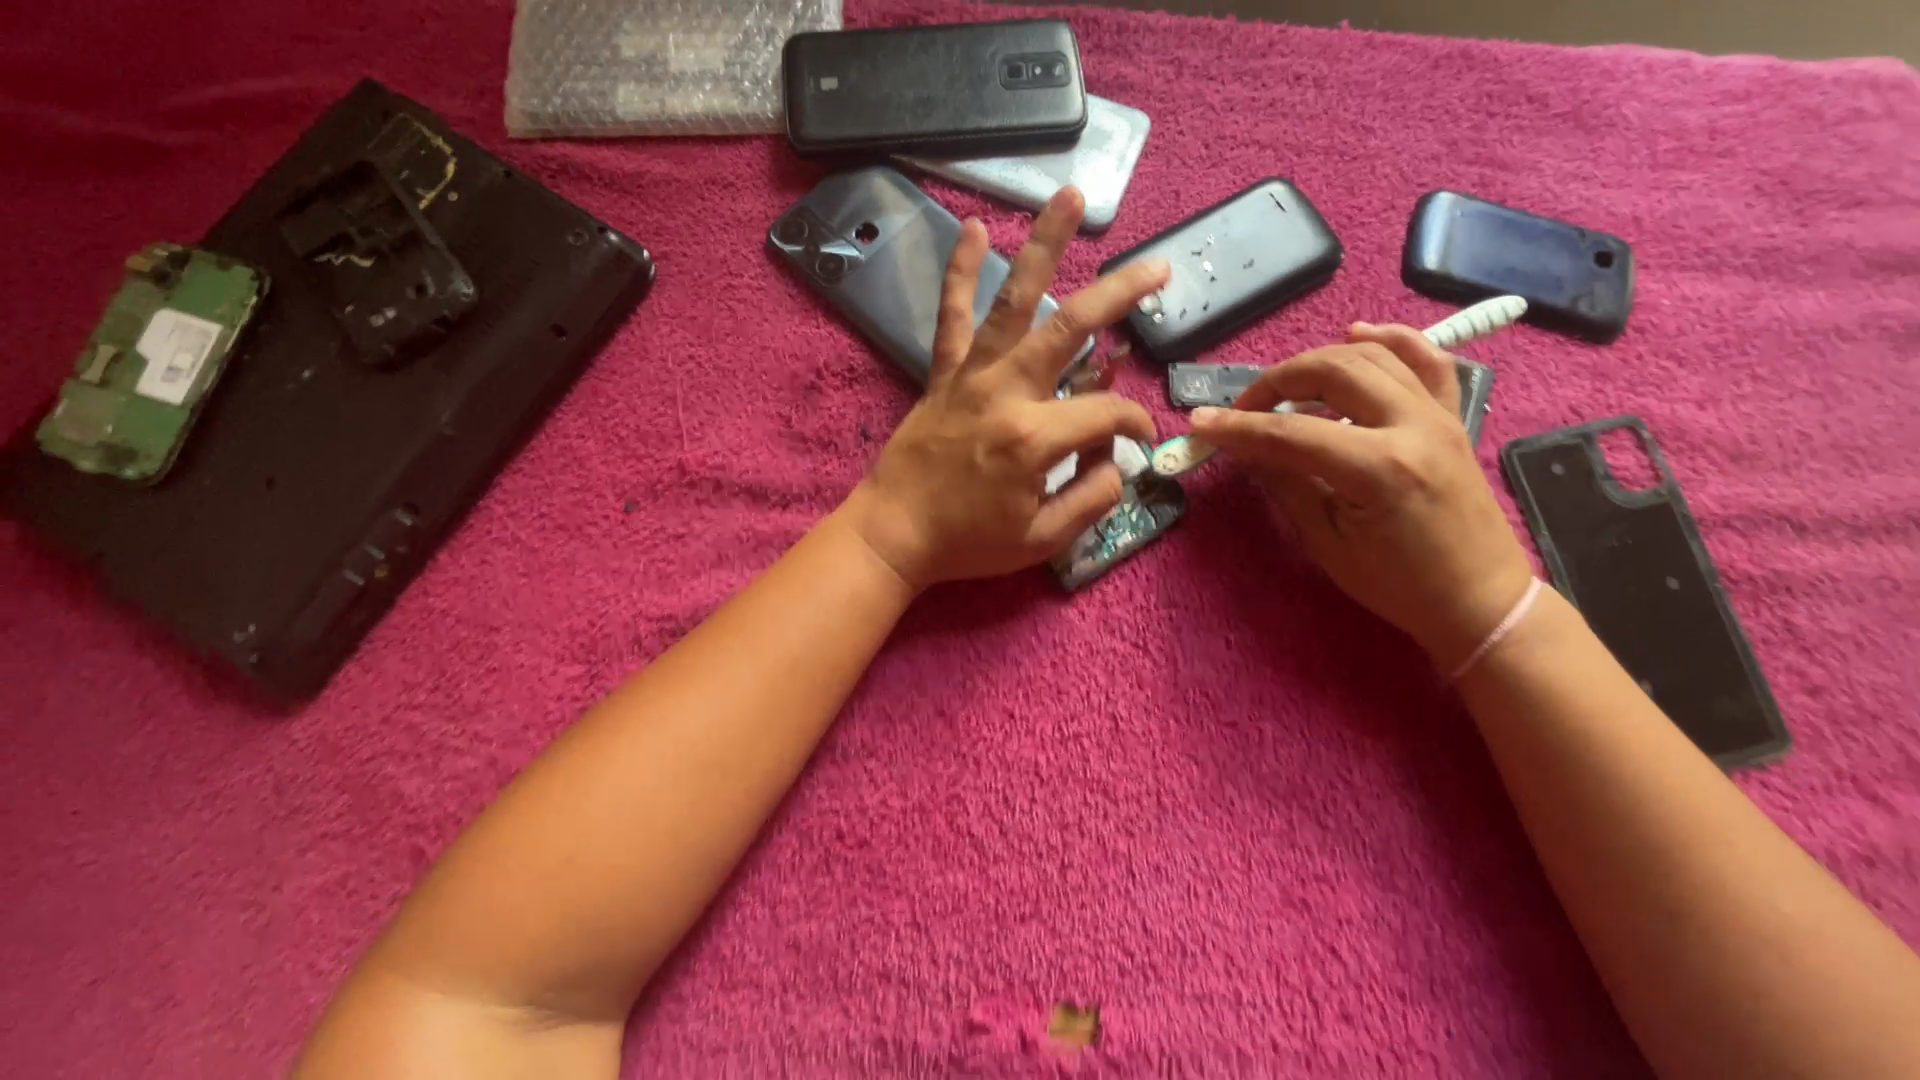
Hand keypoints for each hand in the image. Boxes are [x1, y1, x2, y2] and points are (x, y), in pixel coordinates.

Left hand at [840, 188, 1170, 589]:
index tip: (1137, 439)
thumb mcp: (1043, 541)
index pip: (1107, 414)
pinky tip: (975, 229)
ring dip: (1044, 246)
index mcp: (1034, 439)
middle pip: (1071, 327)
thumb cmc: (968, 544)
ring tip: (1068, 197)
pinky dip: (962, 272)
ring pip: (1013, 299)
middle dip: (1120, 294)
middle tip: (1158, 267)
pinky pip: (952, 316)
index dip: (1134, 425)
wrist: (892, 536)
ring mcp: (970, 375)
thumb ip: (1092, 498)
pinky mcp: (943, 373)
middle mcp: (1005, 392)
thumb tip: (1118, 459)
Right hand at [1190, 323, 1533, 669]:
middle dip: (1277, 381)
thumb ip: (1286, 483)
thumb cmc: (1396, 585)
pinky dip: (1390, 338)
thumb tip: (1244, 448)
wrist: (1477, 599)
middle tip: (1244, 409)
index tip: (1200, 423)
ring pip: (1373, 354)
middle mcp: (1412, 426)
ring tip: (1285, 386)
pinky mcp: (1452, 416)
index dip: (1239, 427)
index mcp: (1378, 469)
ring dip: (1320, 360)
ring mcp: (1438, 415)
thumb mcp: (1326, 542)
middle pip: (1333, 371)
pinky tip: (1357, 333)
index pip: (1291, 431)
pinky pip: (1426, 359)